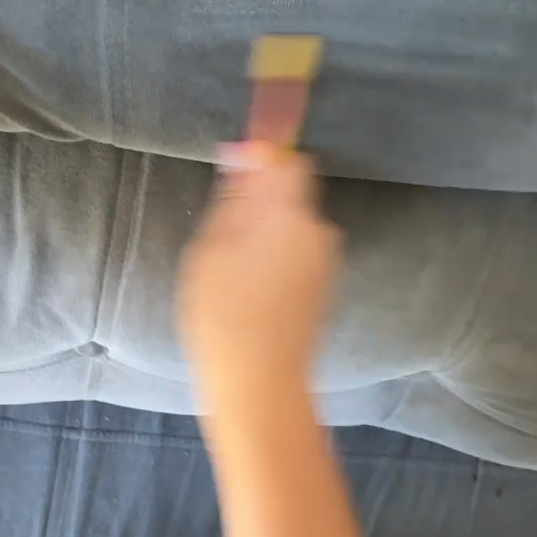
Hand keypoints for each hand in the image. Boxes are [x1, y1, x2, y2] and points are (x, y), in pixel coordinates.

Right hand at [177, 143, 342, 404]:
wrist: (260, 382)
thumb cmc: (223, 313)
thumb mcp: (210, 249)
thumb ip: (233, 197)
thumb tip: (242, 155)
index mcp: (289, 213)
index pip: (288, 160)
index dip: (261, 159)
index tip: (232, 176)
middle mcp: (318, 231)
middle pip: (292, 194)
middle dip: (261, 203)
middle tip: (222, 237)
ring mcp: (326, 262)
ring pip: (294, 227)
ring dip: (268, 233)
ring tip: (233, 271)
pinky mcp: (324, 288)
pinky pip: (299, 254)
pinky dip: (277, 260)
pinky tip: (252, 292)